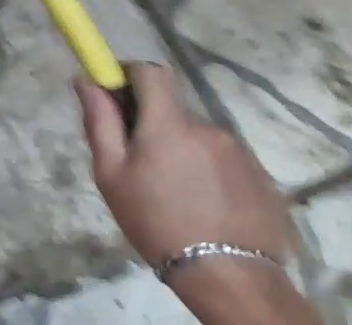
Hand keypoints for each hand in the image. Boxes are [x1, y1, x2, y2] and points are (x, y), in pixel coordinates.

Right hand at [75, 64, 293, 264]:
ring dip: (182, 148)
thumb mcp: (110, 173)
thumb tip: (87, 81)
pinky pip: (224, 159)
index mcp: (170, 125)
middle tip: (138, 159)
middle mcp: (210, 130)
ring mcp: (242, 155)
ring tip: (173, 188)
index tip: (115, 94)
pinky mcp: (264, 179)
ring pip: (199, 136)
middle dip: (152, 123)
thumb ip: (100, 121)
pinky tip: (202, 201)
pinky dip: (208, 169)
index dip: (130, 74)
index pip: (152, 73)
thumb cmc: (155, 220)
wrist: (230, 277)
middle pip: (173, 109)